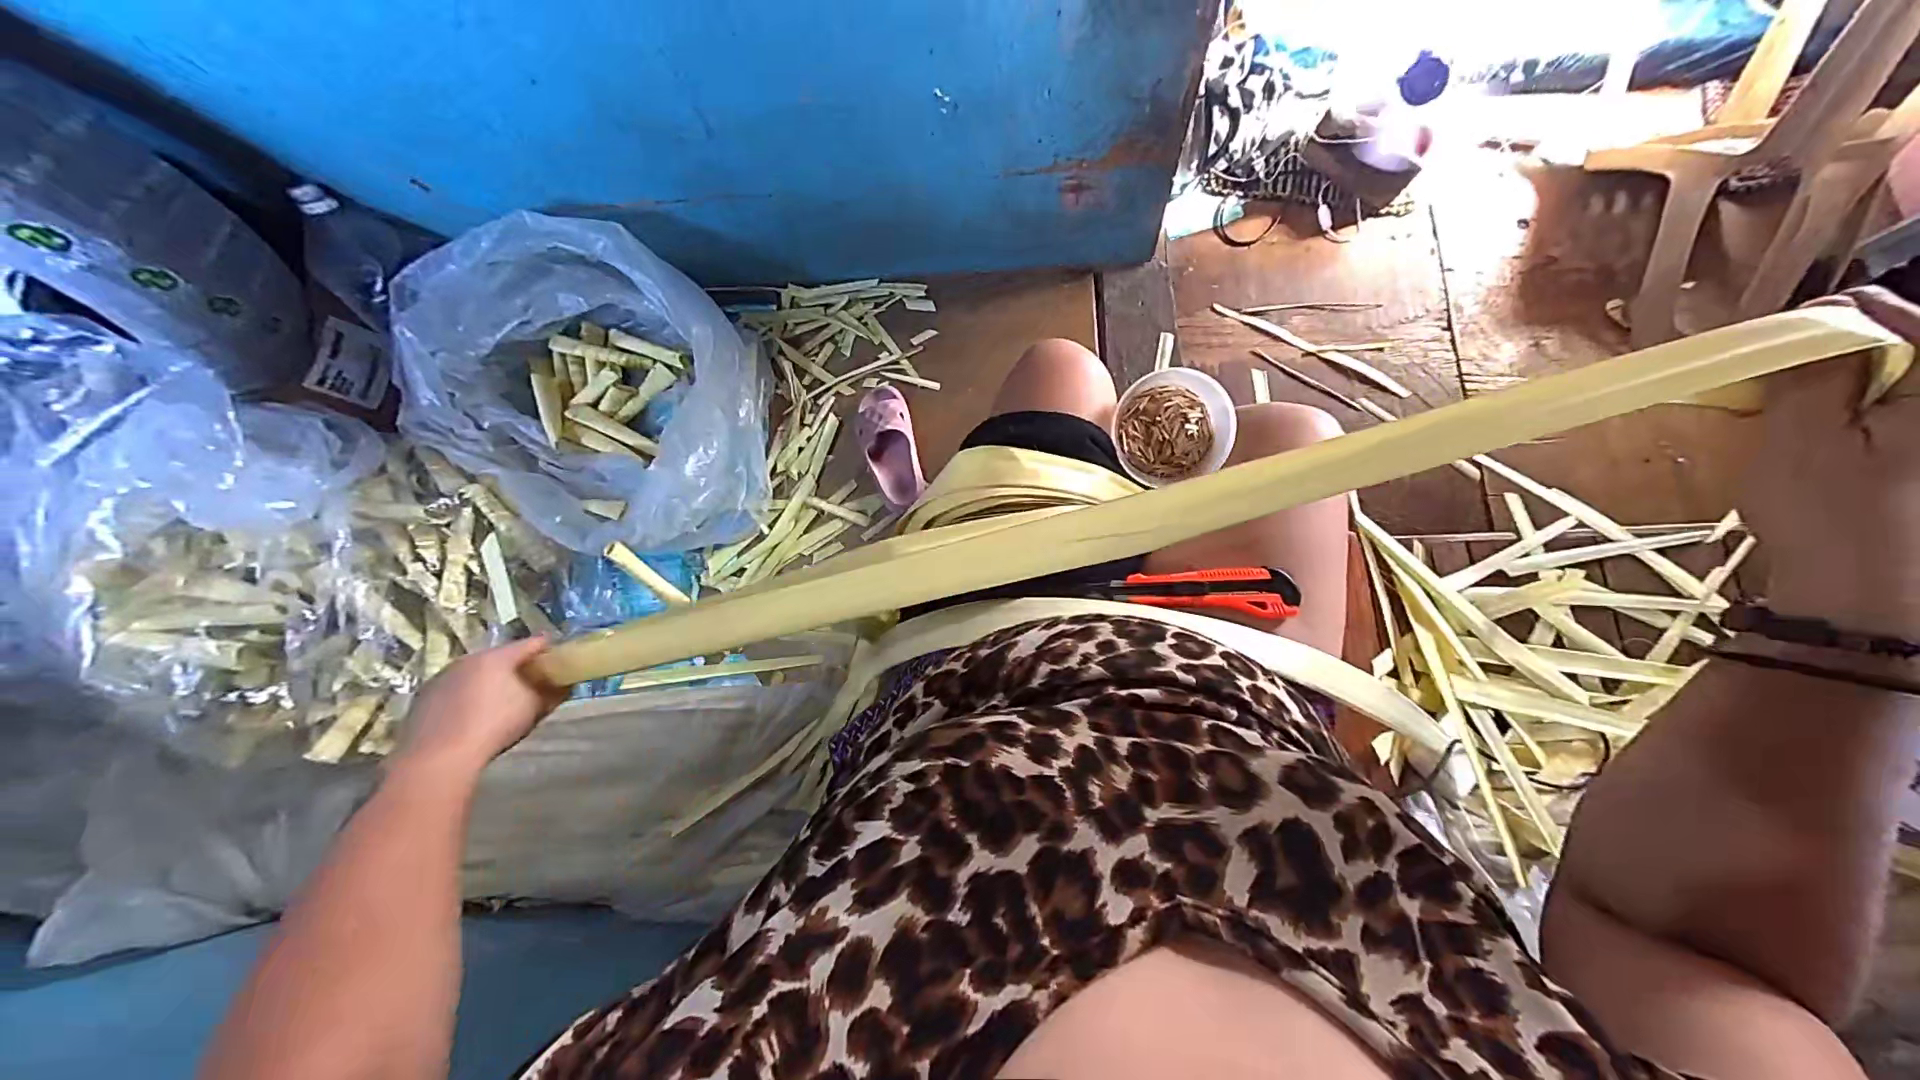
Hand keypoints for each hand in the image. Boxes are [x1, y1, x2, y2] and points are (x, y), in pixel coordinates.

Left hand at [391, 636, 566, 777]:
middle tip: (533, 685)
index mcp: (498, 656)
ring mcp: (443, 676)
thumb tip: (567, 683)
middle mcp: (468, 658)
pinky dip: (468, 696)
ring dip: (492, 681)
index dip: (551, 651)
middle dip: (519, 668)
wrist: (437, 758)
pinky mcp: (424, 696)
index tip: (561, 663)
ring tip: (502, 703)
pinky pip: (456, 688)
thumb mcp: (535, 709)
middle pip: (502, 656)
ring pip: (476, 672)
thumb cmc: (494, 726)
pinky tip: (472, 716)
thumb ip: (555, 692)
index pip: (533, 643)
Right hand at [1742, 287, 1919, 637]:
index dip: (1838, 320)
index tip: (1779, 343)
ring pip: (1913, 386)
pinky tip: (1856, 447)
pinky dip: (1882, 419)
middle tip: (1797, 383)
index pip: (1906, 314)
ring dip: (1868, 389)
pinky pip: (1909, 421)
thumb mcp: (1801, 443)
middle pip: (1918, 348)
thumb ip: (1816, 373)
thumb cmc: (1832, 523)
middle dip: (1860, 353)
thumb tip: (1823, 317)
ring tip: (1822, 418)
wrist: (1871, 611)